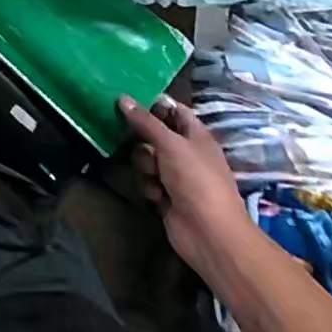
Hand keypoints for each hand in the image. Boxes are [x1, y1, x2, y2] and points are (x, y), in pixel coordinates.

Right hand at [118, 93, 253, 271]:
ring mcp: (175, 176)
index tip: (128, 102)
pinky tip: (156, 197)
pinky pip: (147, 182)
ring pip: (146, 159)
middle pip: (153, 135)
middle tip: (136, 142)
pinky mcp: (166, 197)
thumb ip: (145, 122)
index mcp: (194, 134)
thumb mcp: (170, 144)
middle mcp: (185, 152)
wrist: (209, 234)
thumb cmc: (196, 180)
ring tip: (153, 176)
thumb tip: (122, 97)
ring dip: (145, 166)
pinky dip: (149, 187)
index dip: (153, 105)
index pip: (172, 110)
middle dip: (143, 141)